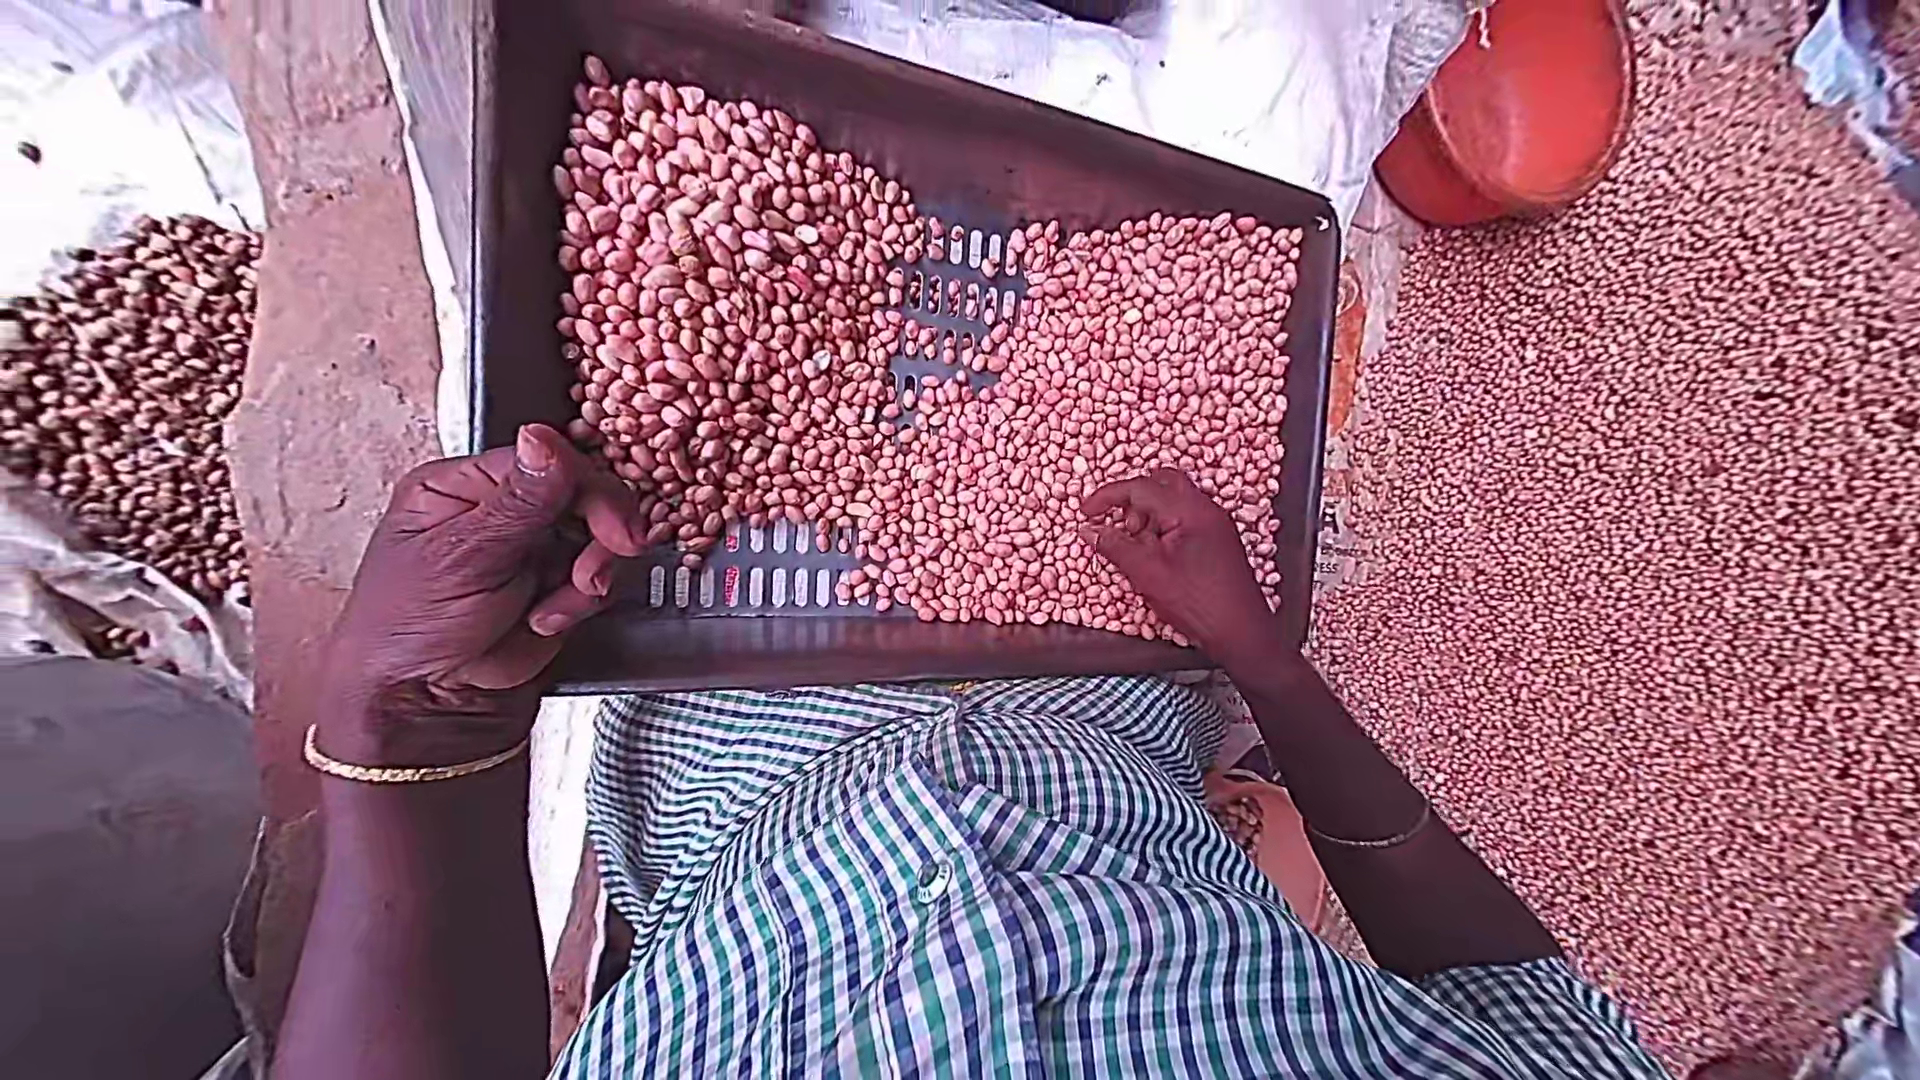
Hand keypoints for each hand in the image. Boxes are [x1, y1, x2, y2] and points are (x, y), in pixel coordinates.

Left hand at [317, 424, 645, 766]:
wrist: (432, 701)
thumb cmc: (413, 627)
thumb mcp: (464, 556)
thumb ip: (519, 501)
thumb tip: (543, 438)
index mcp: (467, 487)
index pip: (550, 464)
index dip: (591, 493)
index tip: (615, 530)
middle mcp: (508, 508)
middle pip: (589, 498)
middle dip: (599, 540)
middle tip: (592, 576)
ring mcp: (539, 544)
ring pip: (604, 537)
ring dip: (591, 576)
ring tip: (557, 605)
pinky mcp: (564, 578)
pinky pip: (604, 573)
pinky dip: (585, 599)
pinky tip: (550, 617)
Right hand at [1081, 468, 1281, 666]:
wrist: (1241, 632)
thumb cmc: (1198, 603)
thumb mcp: (1146, 572)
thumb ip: (1115, 546)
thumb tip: (1091, 530)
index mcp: (1190, 510)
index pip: (1140, 487)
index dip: (1107, 497)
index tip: (1087, 512)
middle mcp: (1206, 510)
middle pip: (1160, 483)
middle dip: (1131, 499)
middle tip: (1114, 522)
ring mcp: (1215, 525)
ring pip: (1172, 501)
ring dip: (1146, 515)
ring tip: (1134, 546)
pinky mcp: (1217, 540)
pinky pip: (1184, 519)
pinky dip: (1162, 528)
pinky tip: (1153, 556)